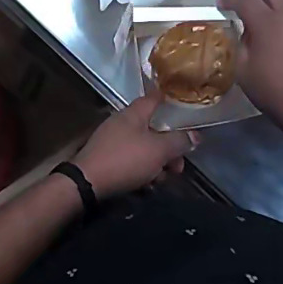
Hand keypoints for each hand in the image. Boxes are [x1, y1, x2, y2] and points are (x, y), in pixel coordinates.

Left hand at [70, 92, 197, 198]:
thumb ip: (179, 141)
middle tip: (178, 167)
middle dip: (169, 148)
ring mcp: (112, 140)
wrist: (87, 182)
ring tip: (161, 180)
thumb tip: (195, 136)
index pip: (154, 98)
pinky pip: (130, 160)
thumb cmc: (126, 159)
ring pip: (143, 147)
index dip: (170, 100)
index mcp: (134, 113)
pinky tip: (146, 185)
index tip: (184, 105)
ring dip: (157, 163)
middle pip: (153, 129)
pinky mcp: (106, 158)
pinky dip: (141, 170)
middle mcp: (122, 123)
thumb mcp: (159, 150)